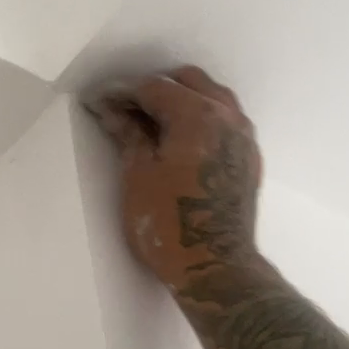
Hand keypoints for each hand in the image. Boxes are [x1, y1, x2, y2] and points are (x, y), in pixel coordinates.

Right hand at [87, 65, 263, 288]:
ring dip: (181, 103)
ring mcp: (243, 137)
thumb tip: (113, 112)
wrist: (213, 265)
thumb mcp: (137, 177)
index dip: (123, 93)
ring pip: (212, 100)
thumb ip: (128, 136)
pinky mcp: (248, 159)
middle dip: (155, 91)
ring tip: (152, 126)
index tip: (100, 102)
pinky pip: (224, 123)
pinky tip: (180, 145)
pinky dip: (200, 122)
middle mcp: (228, 116)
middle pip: (189, 83)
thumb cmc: (168, 223)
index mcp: (197, 115)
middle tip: (125, 111)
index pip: (155, 88)